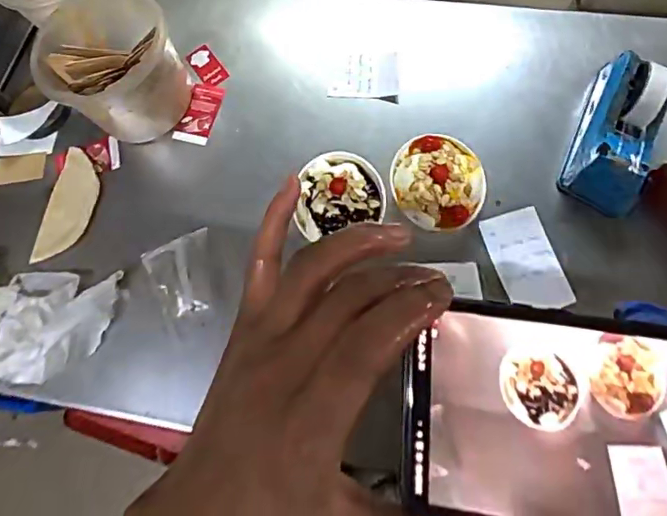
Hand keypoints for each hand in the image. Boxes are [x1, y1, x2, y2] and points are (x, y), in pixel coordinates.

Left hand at [126, 179, 451, 515]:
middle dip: (395, 279)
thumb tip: (466, 503)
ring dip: (353, 243)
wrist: (200, 509)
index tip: (440, 297)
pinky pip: (257, 262)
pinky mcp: (243, 325)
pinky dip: (273, 220)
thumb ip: (404, 509)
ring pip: (308, 270)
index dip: (406, 311)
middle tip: (433, 276)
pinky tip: (291, 184)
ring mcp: (258, 335)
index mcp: (311, 417)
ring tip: (394, 232)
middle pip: (345, 300)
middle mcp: (283, 363)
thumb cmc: (271, 512)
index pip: (365, 343)